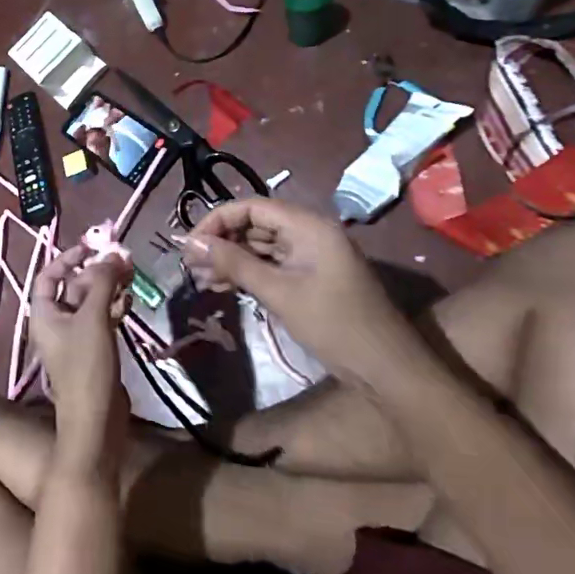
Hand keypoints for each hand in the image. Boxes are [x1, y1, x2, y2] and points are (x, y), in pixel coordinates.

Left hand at [31, 245, 131, 454]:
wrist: (96, 419)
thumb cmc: (86, 365)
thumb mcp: (93, 318)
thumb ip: (102, 283)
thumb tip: (112, 256)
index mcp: (44, 315)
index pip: (48, 276)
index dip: (67, 258)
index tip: (90, 247)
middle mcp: (57, 323)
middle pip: (74, 287)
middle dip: (97, 272)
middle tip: (122, 261)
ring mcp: (76, 337)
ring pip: (91, 302)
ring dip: (109, 287)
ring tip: (131, 276)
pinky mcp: (95, 349)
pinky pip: (102, 319)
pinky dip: (114, 307)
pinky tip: (130, 301)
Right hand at [183, 198, 416, 388]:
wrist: (384, 366)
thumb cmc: (333, 324)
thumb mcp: (279, 292)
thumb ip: (234, 264)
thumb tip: (192, 244)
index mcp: (308, 225)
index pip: (251, 207)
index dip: (217, 220)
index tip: (190, 245)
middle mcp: (310, 232)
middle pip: (256, 224)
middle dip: (222, 242)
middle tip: (192, 267)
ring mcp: (312, 255)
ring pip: (262, 246)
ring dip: (232, 260)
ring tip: (202, 281)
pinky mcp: (312, 276)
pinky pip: (274, 264)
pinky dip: (250, 274)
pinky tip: (225, 288)